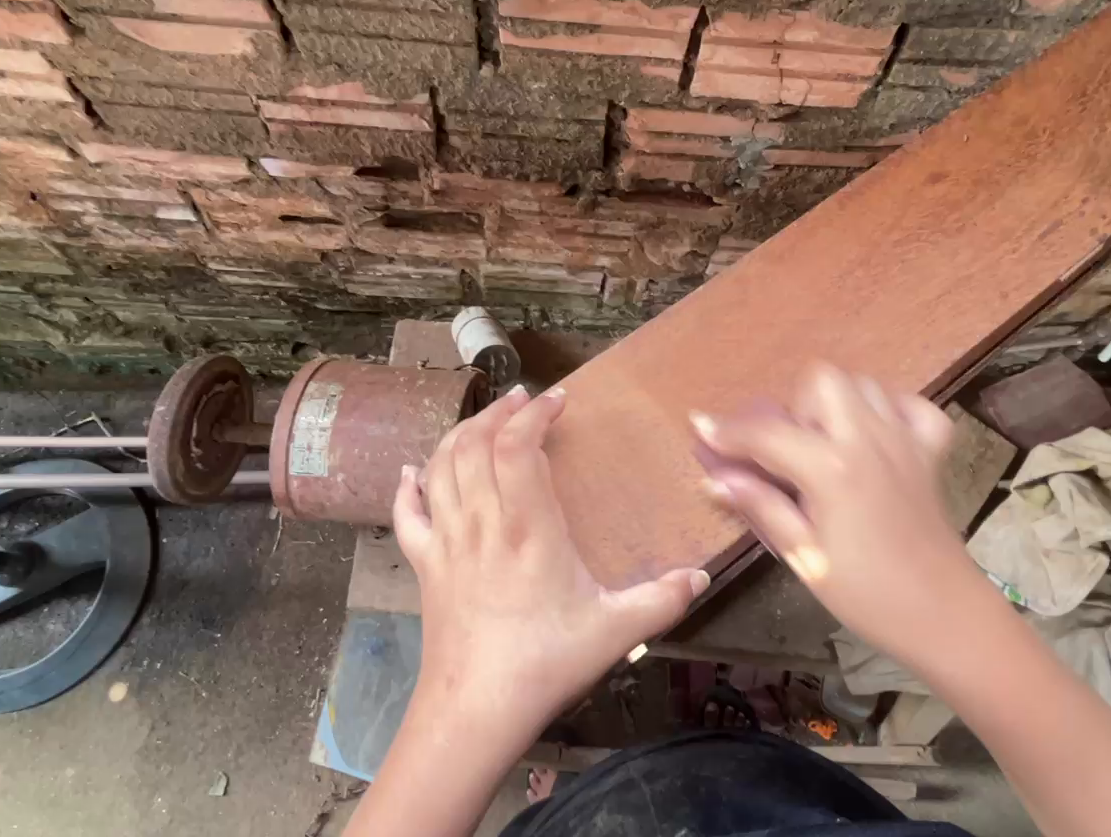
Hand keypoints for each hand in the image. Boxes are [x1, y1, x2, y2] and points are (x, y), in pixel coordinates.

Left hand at [394, 383, 709, 742]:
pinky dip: (409, 486)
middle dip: (498, 411)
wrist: (474, 712)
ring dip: (461, 434)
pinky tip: (413, 472)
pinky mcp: (424, 565)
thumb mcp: (614, 630)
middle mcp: (481, 521)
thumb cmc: (544, 664)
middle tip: (523, 399)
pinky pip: (408, 514)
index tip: (557, 400)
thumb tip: (703, 577)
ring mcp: (446, 541)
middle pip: (475, 443)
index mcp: (527, 526)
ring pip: (441, 466)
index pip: (518, 446)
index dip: (535, 414)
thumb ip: (662, 599)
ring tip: (484, 421)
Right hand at [691, 363, 985, 666]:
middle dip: (794, 405)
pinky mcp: (931, 452)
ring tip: (825, 445)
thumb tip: (714, 479)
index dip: (727, 431)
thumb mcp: (803, 555)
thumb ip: (761, 506)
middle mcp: (868, 438)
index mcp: (831, 467)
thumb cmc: (867, 595)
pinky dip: (890, 411)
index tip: (701, 427)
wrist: (947, 618)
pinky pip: (912, 407)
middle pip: (822, 380)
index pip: (766, 433)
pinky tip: (874, 438)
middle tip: (787, 450)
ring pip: (863, 385)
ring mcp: (904, 440)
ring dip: (836, 404)